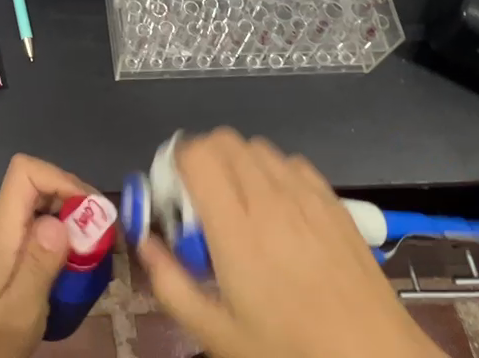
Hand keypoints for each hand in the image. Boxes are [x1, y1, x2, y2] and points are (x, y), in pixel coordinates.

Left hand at [0, 153, 89, 357]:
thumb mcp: (19, 309)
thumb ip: (38, 265)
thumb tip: (60, 222)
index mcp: (0, 225)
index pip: (26, 170)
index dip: (61, 179)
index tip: (91, 210)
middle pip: (40, 182)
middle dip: (76, 200)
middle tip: (105, 235)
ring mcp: (2, 227)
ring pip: (43, 200)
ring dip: (73, 217)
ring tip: (97, 249)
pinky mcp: (8, 241)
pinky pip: (39, 220)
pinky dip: (63, 231)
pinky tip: (78, 260)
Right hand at [136, 129, 439, 357]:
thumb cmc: (290, 350)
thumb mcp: (218, 333)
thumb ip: (171, 284)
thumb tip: (144, 244)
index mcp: (235, 228)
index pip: (197, 155)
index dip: (177, 163)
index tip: (174, 193)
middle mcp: (269, 199)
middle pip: (224, 141)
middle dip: (203, 158)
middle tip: (200, 199)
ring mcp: (306, 197)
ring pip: (258, 146)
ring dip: (239, 163)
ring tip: (239, 203)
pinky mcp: (334, 202)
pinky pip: (293, 162)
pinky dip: (275, 171)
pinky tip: (279, 208)